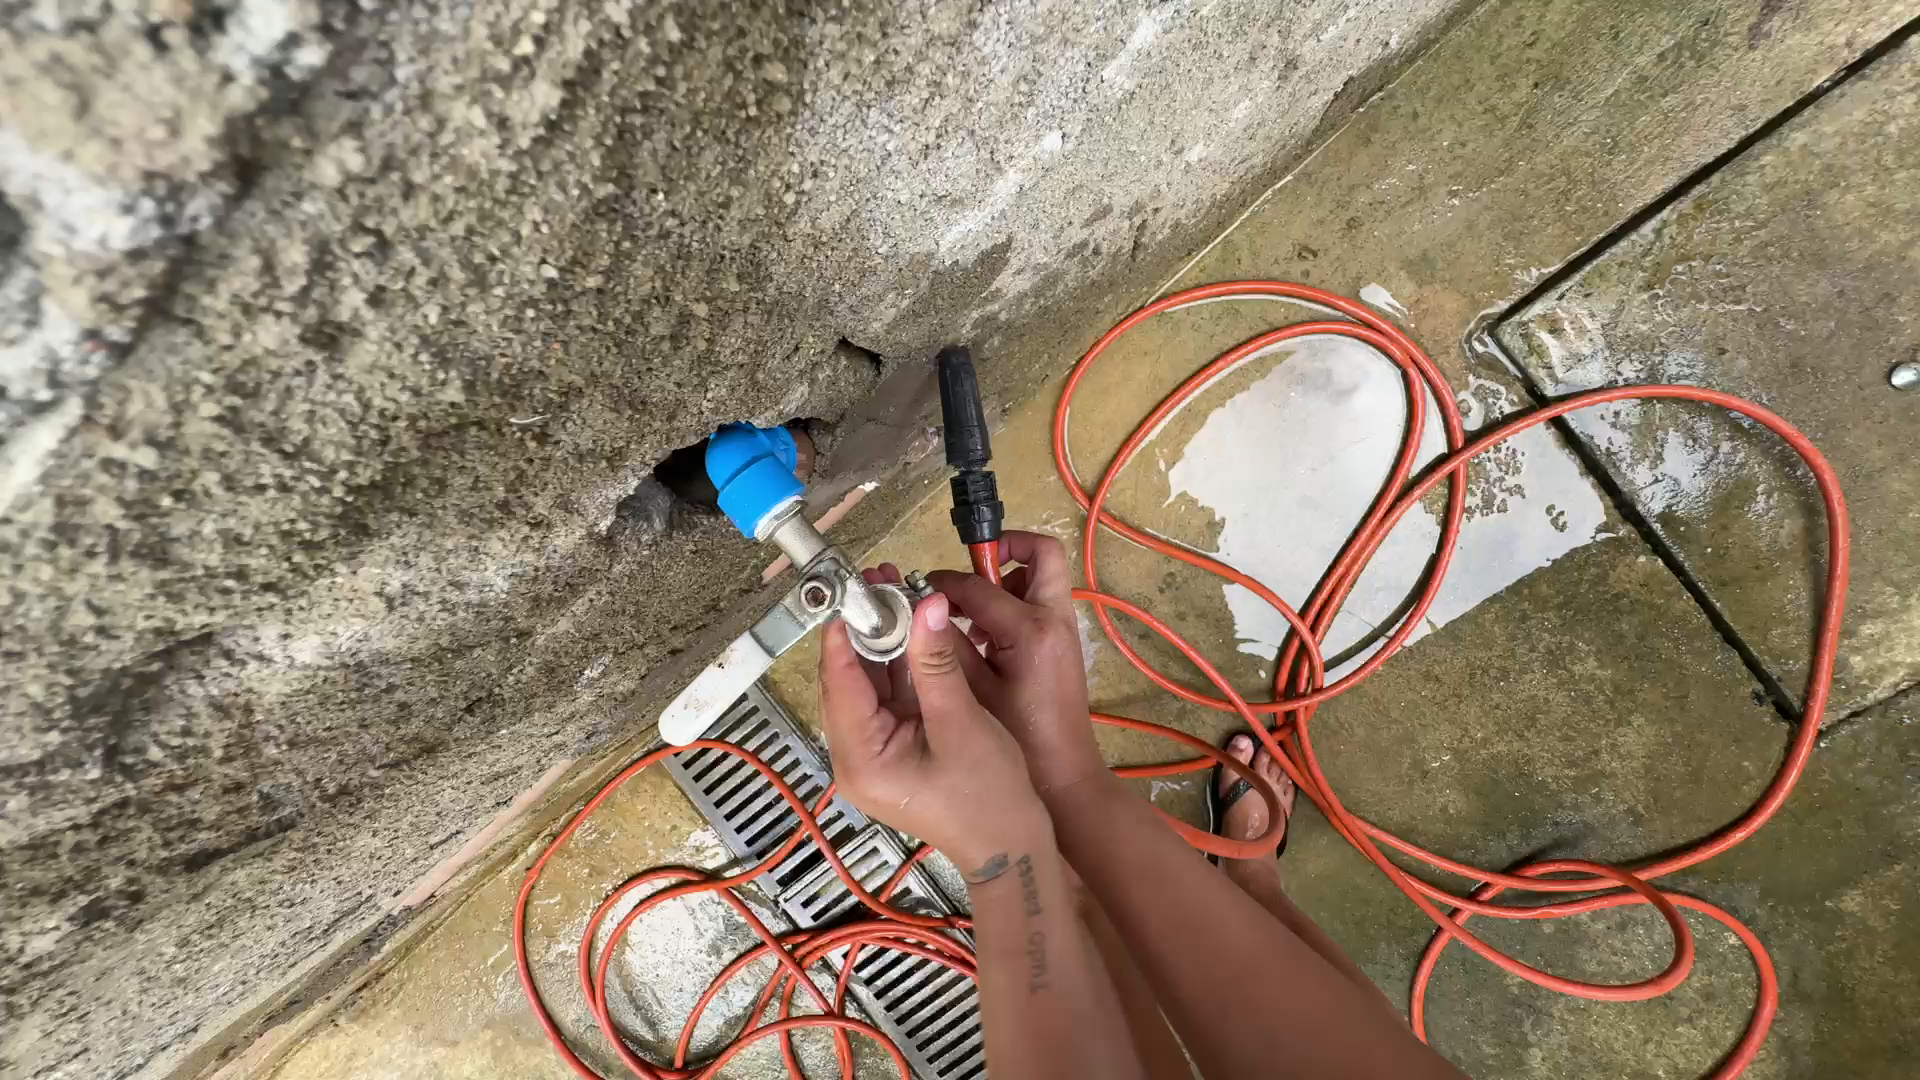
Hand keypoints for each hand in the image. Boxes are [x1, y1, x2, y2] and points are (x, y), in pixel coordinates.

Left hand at [816, 585, 1050, 874]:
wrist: (1012, 846)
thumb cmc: (989, 795)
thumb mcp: (961, 722)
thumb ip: (936, 662)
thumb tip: (927, 603)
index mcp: (860, 758)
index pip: (840, 683)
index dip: (846, 632)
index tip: (859, 590)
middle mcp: (855, 755)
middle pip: (849, 680)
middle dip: (866, 630)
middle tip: (881, 581)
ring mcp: (874, 752)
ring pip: (869, 684)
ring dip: (883, 641)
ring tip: (895, 594)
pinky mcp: (894, 748)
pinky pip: (889, 697)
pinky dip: (900, 664)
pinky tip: (911, 629)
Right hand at [925, 532, 1107, 800]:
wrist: (1065, 777)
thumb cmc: (1017, 741)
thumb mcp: (972, 694)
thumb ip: (946, 648)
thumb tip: (921, 612)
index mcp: (1031, 631)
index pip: (979, 586)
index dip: (943, 585)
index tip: (917, 592)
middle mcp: (1055, 619)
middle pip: (1040, 552)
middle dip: (1000, 550)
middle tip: (965, 574)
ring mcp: (1063, 628)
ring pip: (1040, 574)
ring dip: (1004, 578)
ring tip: (968, 610)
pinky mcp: (1061, 641)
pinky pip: (1037, 601)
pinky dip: (1010, 602)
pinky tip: (982, 634)